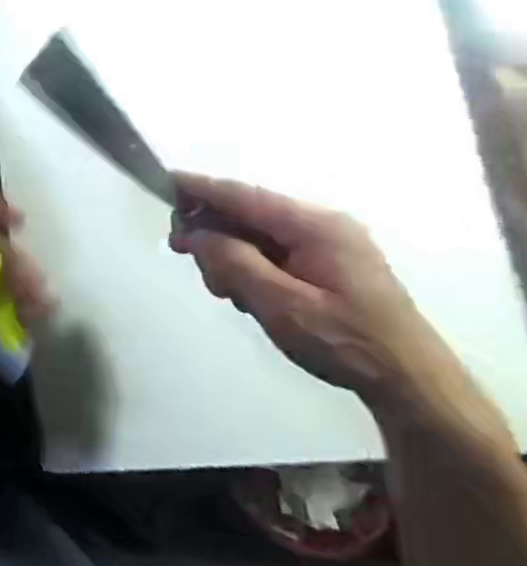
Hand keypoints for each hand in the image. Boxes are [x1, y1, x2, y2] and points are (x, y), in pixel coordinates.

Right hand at [170, 173, 460, 415]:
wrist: (410, 383)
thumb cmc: (344, 341)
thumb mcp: (278, 301)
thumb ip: (230, 259)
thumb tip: (195, 232)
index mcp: (315, 227)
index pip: (241, 195)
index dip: (195, 187)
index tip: (156, 182)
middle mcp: (322, 226)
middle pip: (242, 211)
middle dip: (207, 230)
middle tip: (181, 254)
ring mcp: (326, 244)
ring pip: (249, 232)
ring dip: (224, 253)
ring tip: (226, 290)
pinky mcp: (324, 263)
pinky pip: (266, 248)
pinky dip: (243, 263)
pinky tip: (244, 291)